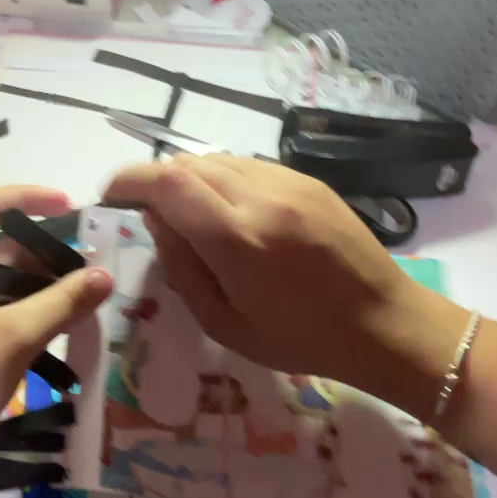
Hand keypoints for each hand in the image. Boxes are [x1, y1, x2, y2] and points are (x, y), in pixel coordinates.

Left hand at [0, 186, 113, 447]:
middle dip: (45, 247)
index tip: (70, 204)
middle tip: (91, 260)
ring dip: (40, 282)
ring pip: (1, 278)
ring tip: (84, 293)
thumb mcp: (14, 340)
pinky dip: (27, 307)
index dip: (28, 196)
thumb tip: (106, 275)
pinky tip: (60, 322)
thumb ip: (62, 303)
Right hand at [102, 155, 467, 417]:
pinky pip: (247, 165)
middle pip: (187, 163)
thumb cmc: (300, 339)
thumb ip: (183, 269)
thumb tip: (157, 223)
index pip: (167, 182)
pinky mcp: (308, 180)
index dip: (129, 181)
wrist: (384, 324)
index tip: (112, 198)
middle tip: (145, 212)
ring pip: (216, 158)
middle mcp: (261, 197)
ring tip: (186, 214)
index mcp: (237, 239)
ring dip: (187, 178)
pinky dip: (221, 179)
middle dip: (154, 180)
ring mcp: (289, 182)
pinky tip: (227, 212)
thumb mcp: (225, 324)